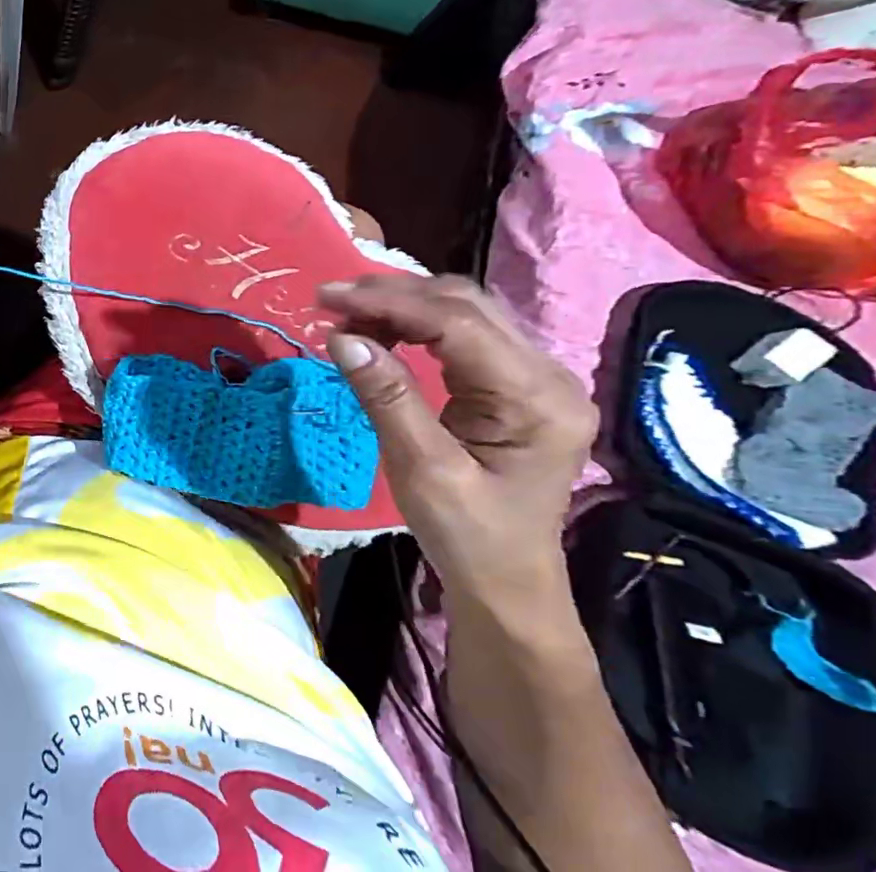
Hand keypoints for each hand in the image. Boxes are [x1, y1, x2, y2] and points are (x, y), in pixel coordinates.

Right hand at [318, 276, 596, 614]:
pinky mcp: (516, 385)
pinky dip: (415, 326)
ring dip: (402, 306)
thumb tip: (341, 337)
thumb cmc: (467, 535)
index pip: (457, 323)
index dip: (388, 301)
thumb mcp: (421, 469)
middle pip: (466, 305)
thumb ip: (387, 397)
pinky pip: (463, 335)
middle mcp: (548, 375)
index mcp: (535, 398)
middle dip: (393, 295)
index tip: (327, 298)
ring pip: (464, 313)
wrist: (506, 581)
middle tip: (329, 302)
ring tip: (346, 317)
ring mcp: (537, 378)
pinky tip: (380, 334)